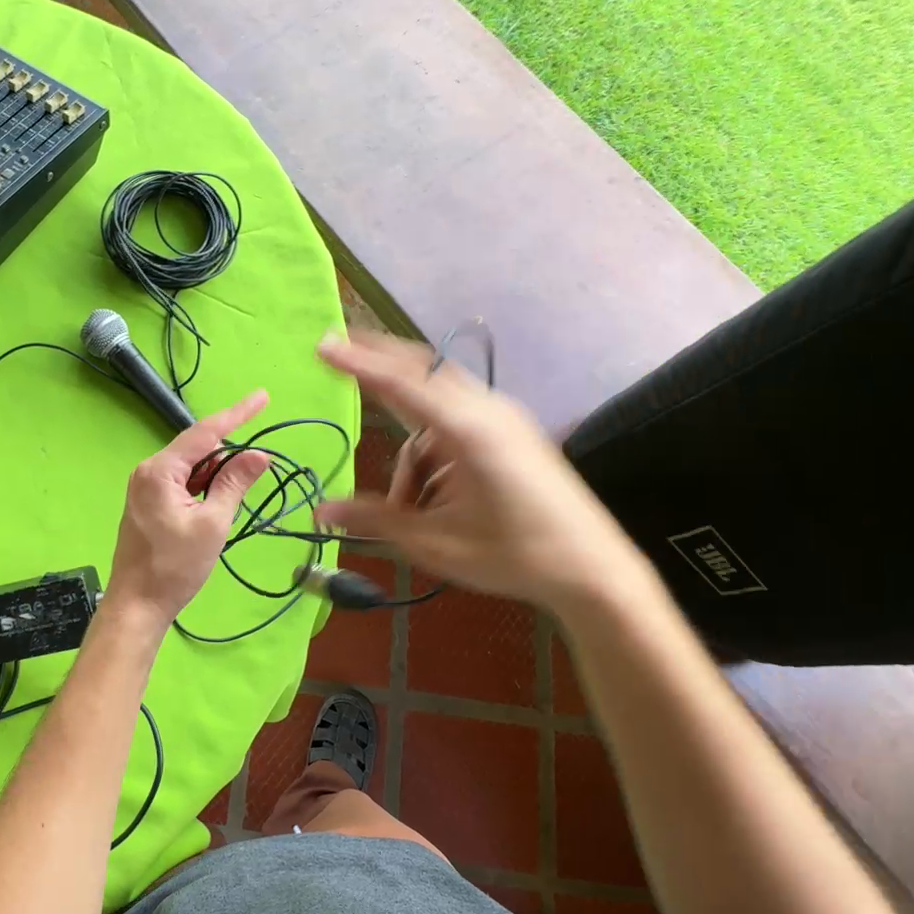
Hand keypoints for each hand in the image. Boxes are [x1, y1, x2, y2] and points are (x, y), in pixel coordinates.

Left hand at [105, 390, 273, 628]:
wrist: (137, 605)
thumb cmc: (175, 567)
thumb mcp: (213, 524)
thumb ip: (234, 484)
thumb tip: (259, 454)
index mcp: (160, 470)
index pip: (205, 432)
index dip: (237, 413)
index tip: (263, 396)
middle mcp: (148, 471)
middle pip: (197, 449)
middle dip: (228, 454)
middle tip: (255, 469)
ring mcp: (145, 488)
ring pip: (191, 467)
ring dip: (216, 474)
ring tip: (234, 494)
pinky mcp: (148, 503)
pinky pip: (182, 483)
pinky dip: (203, 486)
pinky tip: (218, 500)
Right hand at [316, 332, 652, 608]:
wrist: (592, 569)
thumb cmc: (513, 555)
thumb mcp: (434, 541)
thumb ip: (375, 518)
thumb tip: (322, 509)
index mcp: (466, 430)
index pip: (400, 382)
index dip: (358, 363)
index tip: (322, 345)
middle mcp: (486, 410)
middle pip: (420, 370)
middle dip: (378, 360)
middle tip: (337, 347)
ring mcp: (503, 418)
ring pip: (436, 409)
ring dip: (410, 449)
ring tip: (406, 508)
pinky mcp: (512, 432)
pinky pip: (456, 424)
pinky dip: (431, 449)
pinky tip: (431, 498)